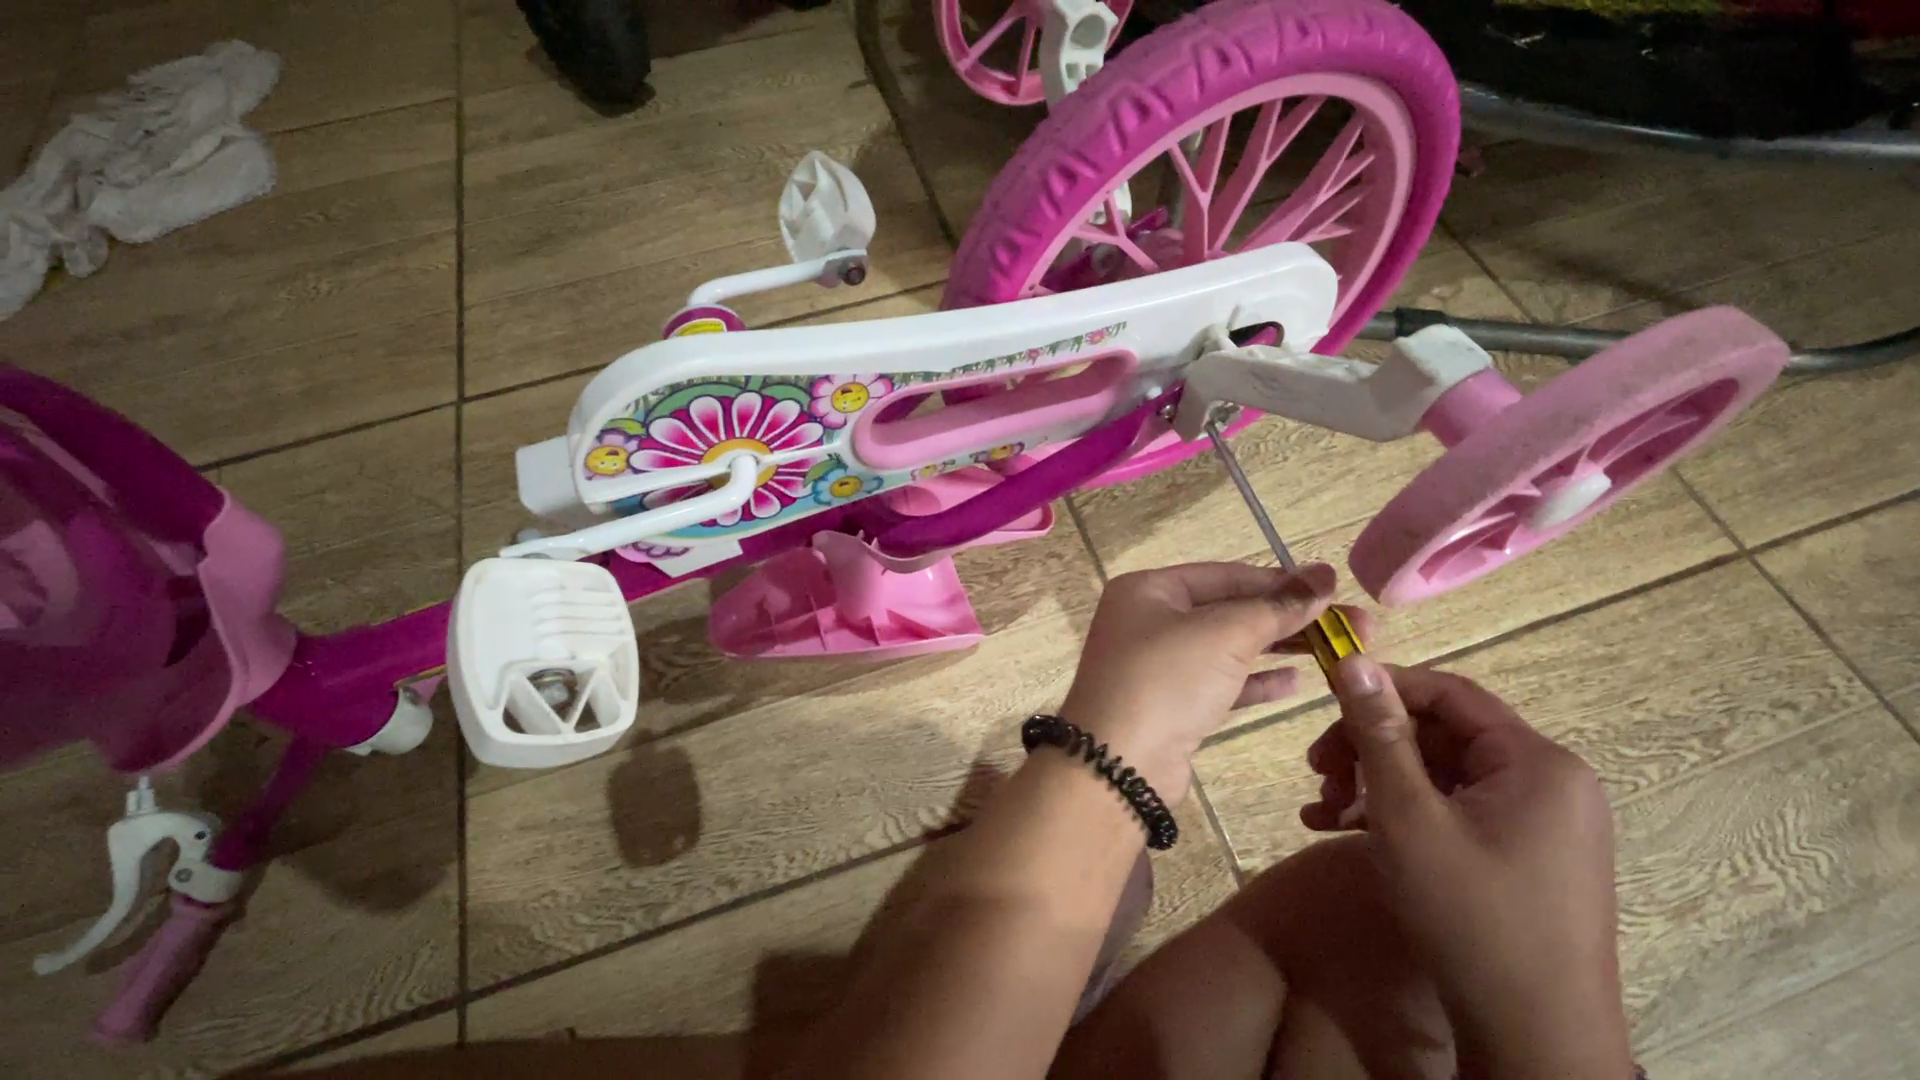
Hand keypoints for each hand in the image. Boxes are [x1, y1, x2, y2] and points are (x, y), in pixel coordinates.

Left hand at [1060, 561, 1363, 805]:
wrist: (1118, 765)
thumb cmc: (1166, 680)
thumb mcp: (1224, 634)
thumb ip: (1276, 606)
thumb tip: (1324, 575)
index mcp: (1149, 590)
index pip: (1225, 575)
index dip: (1281, 581)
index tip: (1334, 588)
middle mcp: (1148, 621)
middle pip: (1228, 610)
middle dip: (1288, 617)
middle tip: (1353, 624)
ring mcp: (1157, 665)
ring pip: (1227, 648)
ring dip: (1278, 647)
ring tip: (1337, 650)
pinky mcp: (1170, 706)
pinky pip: (1220, 683)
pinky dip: (1254, 681)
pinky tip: (1295, 682)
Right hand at [1304, 659, 1631, 1079]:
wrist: (1533, 1040)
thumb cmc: (1470, 915)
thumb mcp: (1407, 816)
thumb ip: (1379, 733)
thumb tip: (1354, 659)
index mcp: (1537, 763)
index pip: (1449, 694)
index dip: (1382, 690)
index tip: (1323, 707)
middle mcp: (1548, 782)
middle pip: (1441, 736)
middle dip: (1369, 748)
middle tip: (1316, 773)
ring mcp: (1539, 824)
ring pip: (1440, 776)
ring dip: (1375, 783)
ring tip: (1321, 810)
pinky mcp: (1523, 857)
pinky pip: (1453, 812)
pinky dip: (1400, 814)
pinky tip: (1345, 831)